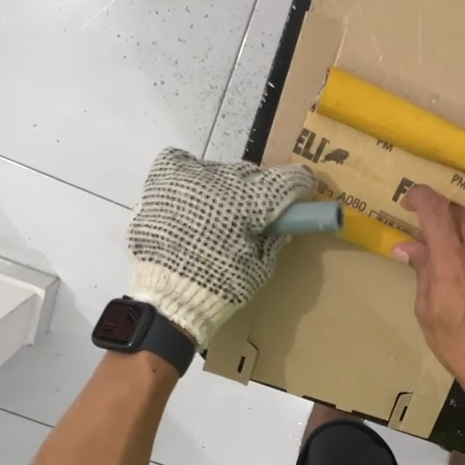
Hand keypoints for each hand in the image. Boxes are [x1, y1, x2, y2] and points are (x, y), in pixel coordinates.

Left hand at [126, 149, 314, 347]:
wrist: (167, 299)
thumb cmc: (218, 288)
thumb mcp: (258, 269)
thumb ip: (273, 241)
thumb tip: (281, 226)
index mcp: (249, 202)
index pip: (286, 179)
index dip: (300, 185)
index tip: (303, 191)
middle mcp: (220, 180)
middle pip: (250, 174)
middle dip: (258, 191)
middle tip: (254, 216)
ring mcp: (188, 177)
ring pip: (218, 171)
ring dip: (224, 188)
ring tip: (216, 215)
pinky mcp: (161, 181)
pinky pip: (182, 164)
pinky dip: (190, 175)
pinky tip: (190, 195)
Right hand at [396, 186, 464, 411]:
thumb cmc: (456, 344)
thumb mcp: (427, 310)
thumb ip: (421, 271)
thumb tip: (407, 247)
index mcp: (453, 264)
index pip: (436, 211)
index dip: (419, 197)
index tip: (409, 202)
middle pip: (458, 210)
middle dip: (439, 213)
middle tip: (427, 231)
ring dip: (463, 219)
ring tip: (454, 238)